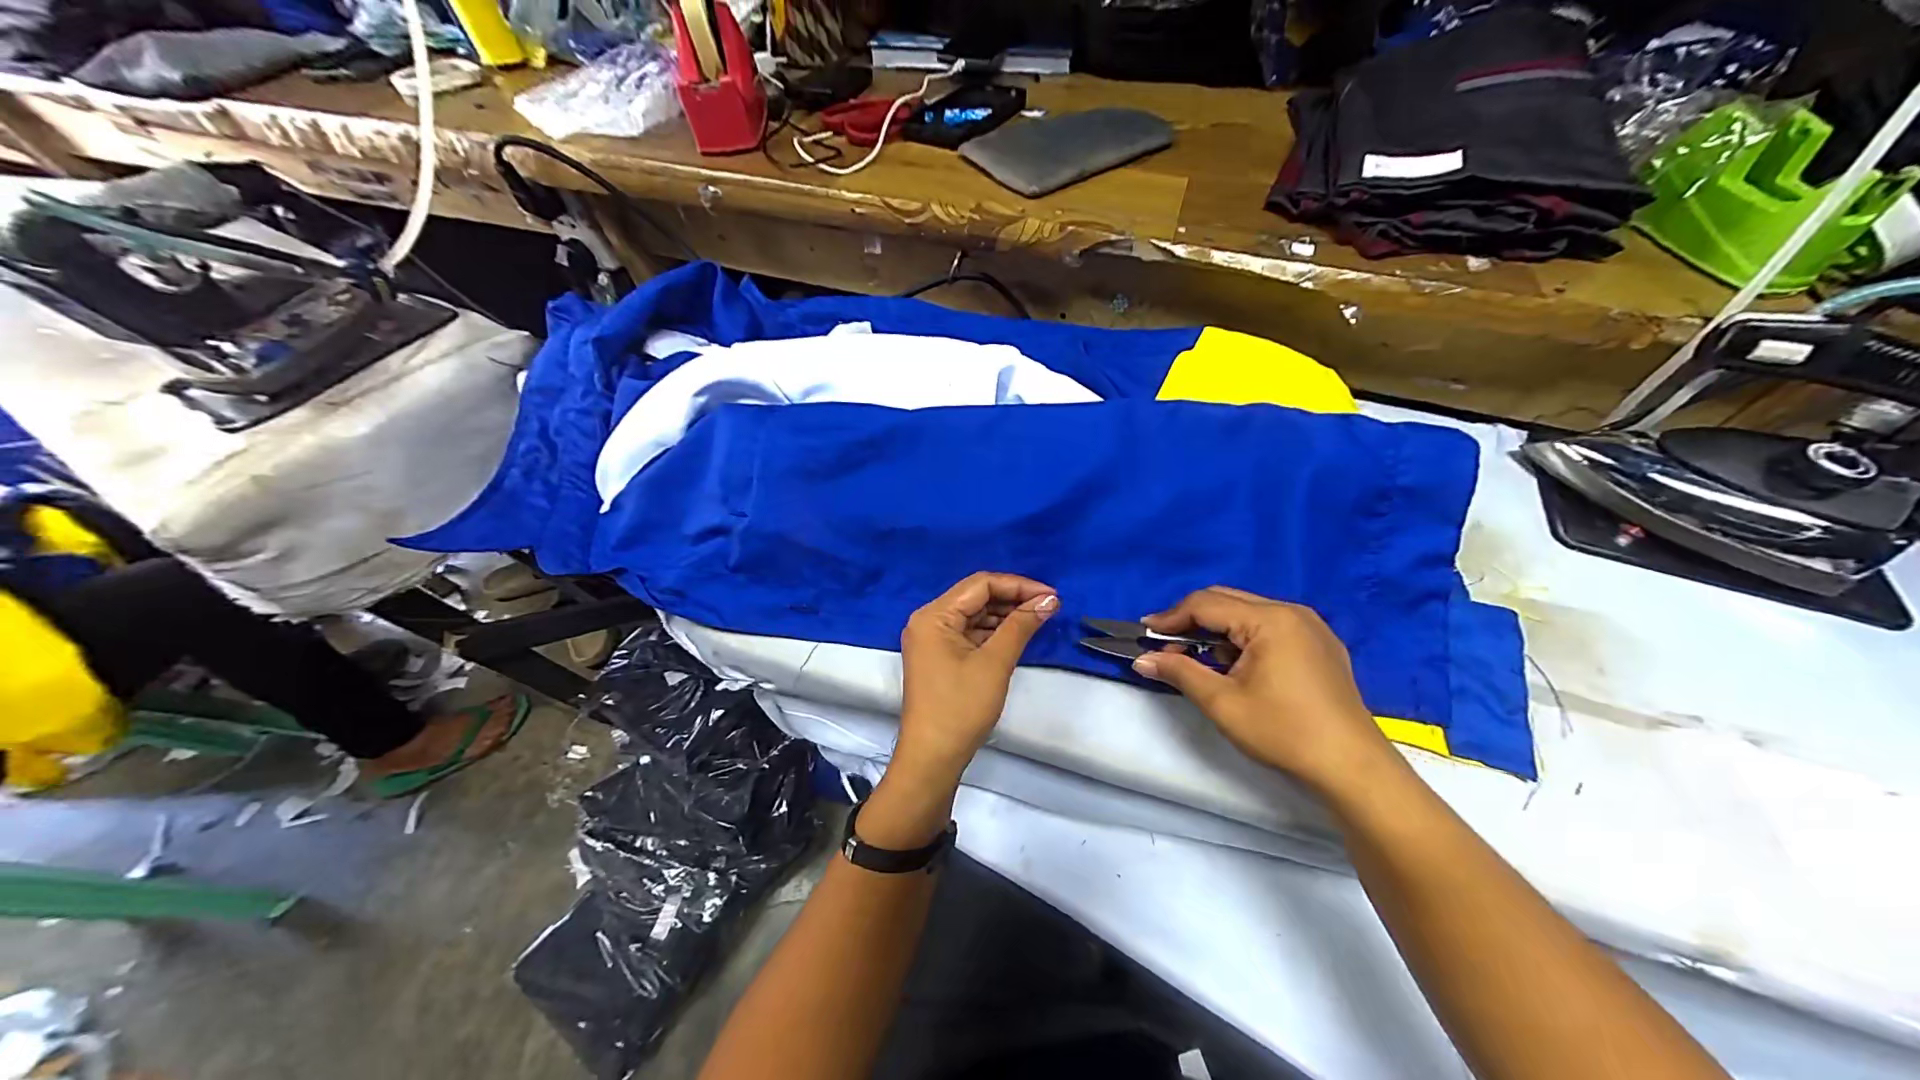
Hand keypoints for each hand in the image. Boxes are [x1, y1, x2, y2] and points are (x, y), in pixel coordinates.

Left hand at [896, 572, 1057, 778]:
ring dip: (1005, 615)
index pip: (980, 584)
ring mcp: (932, 640)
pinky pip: (969, 632)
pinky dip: (993, 632)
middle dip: (1013, 598)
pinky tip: (1018, 634)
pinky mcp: (939, 656)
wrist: (933, 756)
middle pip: (976, 596)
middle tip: (1049, 607)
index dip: (1018, 585)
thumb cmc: (961, 708)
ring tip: (1039, 619)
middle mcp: (928, 621)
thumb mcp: (995, 662)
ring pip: (974, 615)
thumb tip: (1048, 600)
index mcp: (934, 616)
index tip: (1051, 596)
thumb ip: (1021, 625)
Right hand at [1133, 586, 1399, 796]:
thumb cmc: (1283, 731)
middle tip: (1164, 643)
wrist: (1352, 767)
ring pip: (1249, 613)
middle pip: (1228, 601)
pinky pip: (1271, 627)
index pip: (1206, 604)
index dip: (1171, 617)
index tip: (1143, 632)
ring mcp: (1311, 627)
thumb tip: (1142, 659)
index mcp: (1270, 619)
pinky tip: (1234, 664)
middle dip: (1192, 619)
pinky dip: (1244, 638)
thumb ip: (1180, 672)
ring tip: (1196, 657)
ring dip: (1217, 629)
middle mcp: (1292, 612)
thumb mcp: (1222, 703)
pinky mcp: (1321, 646)